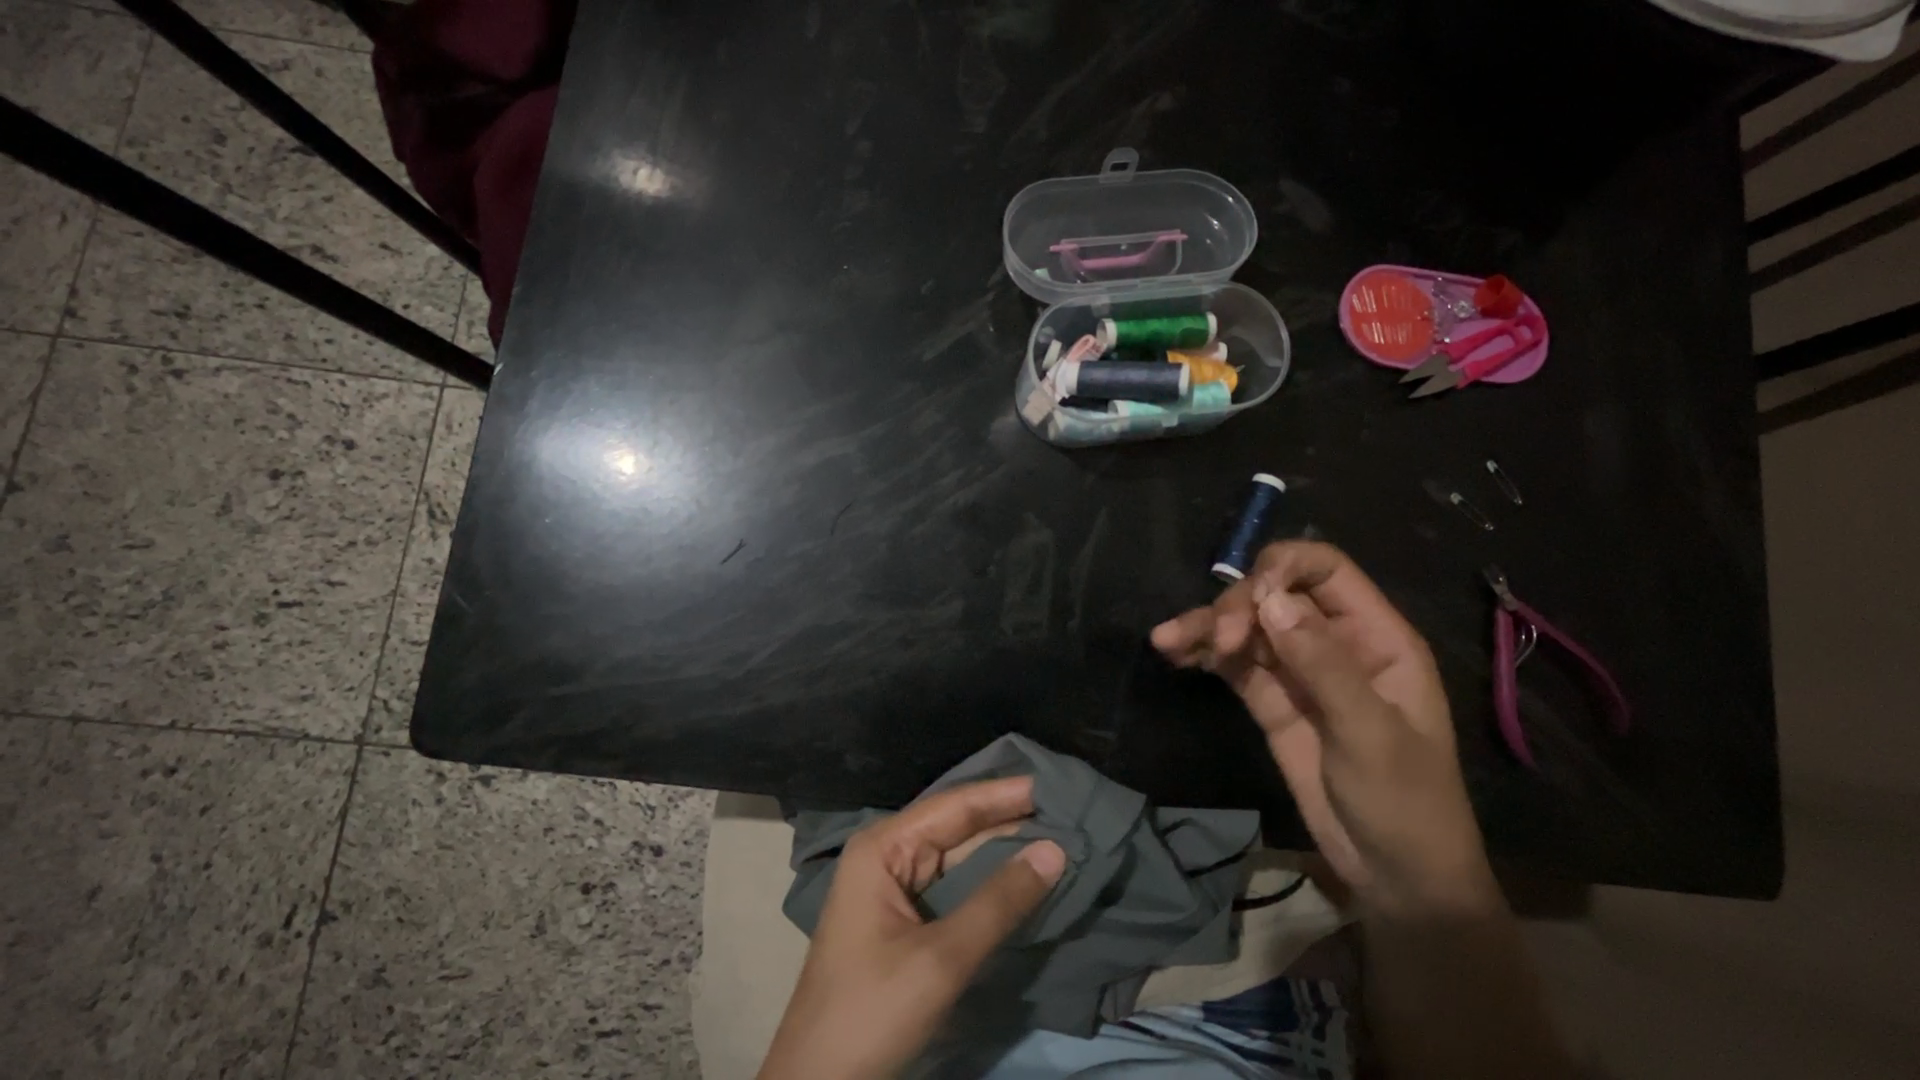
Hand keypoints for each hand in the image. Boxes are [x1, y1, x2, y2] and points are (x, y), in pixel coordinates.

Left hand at [758, 777, 1066, 1079]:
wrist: (821, 1079)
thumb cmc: (872, 1009)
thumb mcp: (941, 957)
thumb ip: (999, 902)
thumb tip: (1055, 850)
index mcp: (883, 848)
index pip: (954, 805)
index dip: (1006, 794)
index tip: (1058, 783)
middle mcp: (887, 856)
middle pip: (957, 826)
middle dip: (1011, 819)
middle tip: (1071, 810)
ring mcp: (894, 889)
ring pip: (959, 856)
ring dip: (1005, 849)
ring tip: (1061, 835)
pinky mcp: (905, 920)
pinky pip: (955, 886)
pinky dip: (991, 880)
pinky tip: (1026, 876)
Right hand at [1152, 541, 1496, 916]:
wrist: (1395, 874)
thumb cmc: (1404, 801)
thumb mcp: (1370, 733)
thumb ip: (1322, 664)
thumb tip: (1270, 599)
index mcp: (1376, 638)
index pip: (1327, 571)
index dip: (1283, 568)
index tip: (1248, 598)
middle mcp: (1335, 644)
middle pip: (1276, 595)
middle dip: (1239, 607)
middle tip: (1217, 641)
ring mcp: (1299, 674)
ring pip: (1248, 629)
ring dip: (1207, 626)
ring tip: (1167, 639)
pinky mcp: (1272, 704)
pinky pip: (1234, 666)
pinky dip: (1203, 655)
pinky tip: (1173, 652)